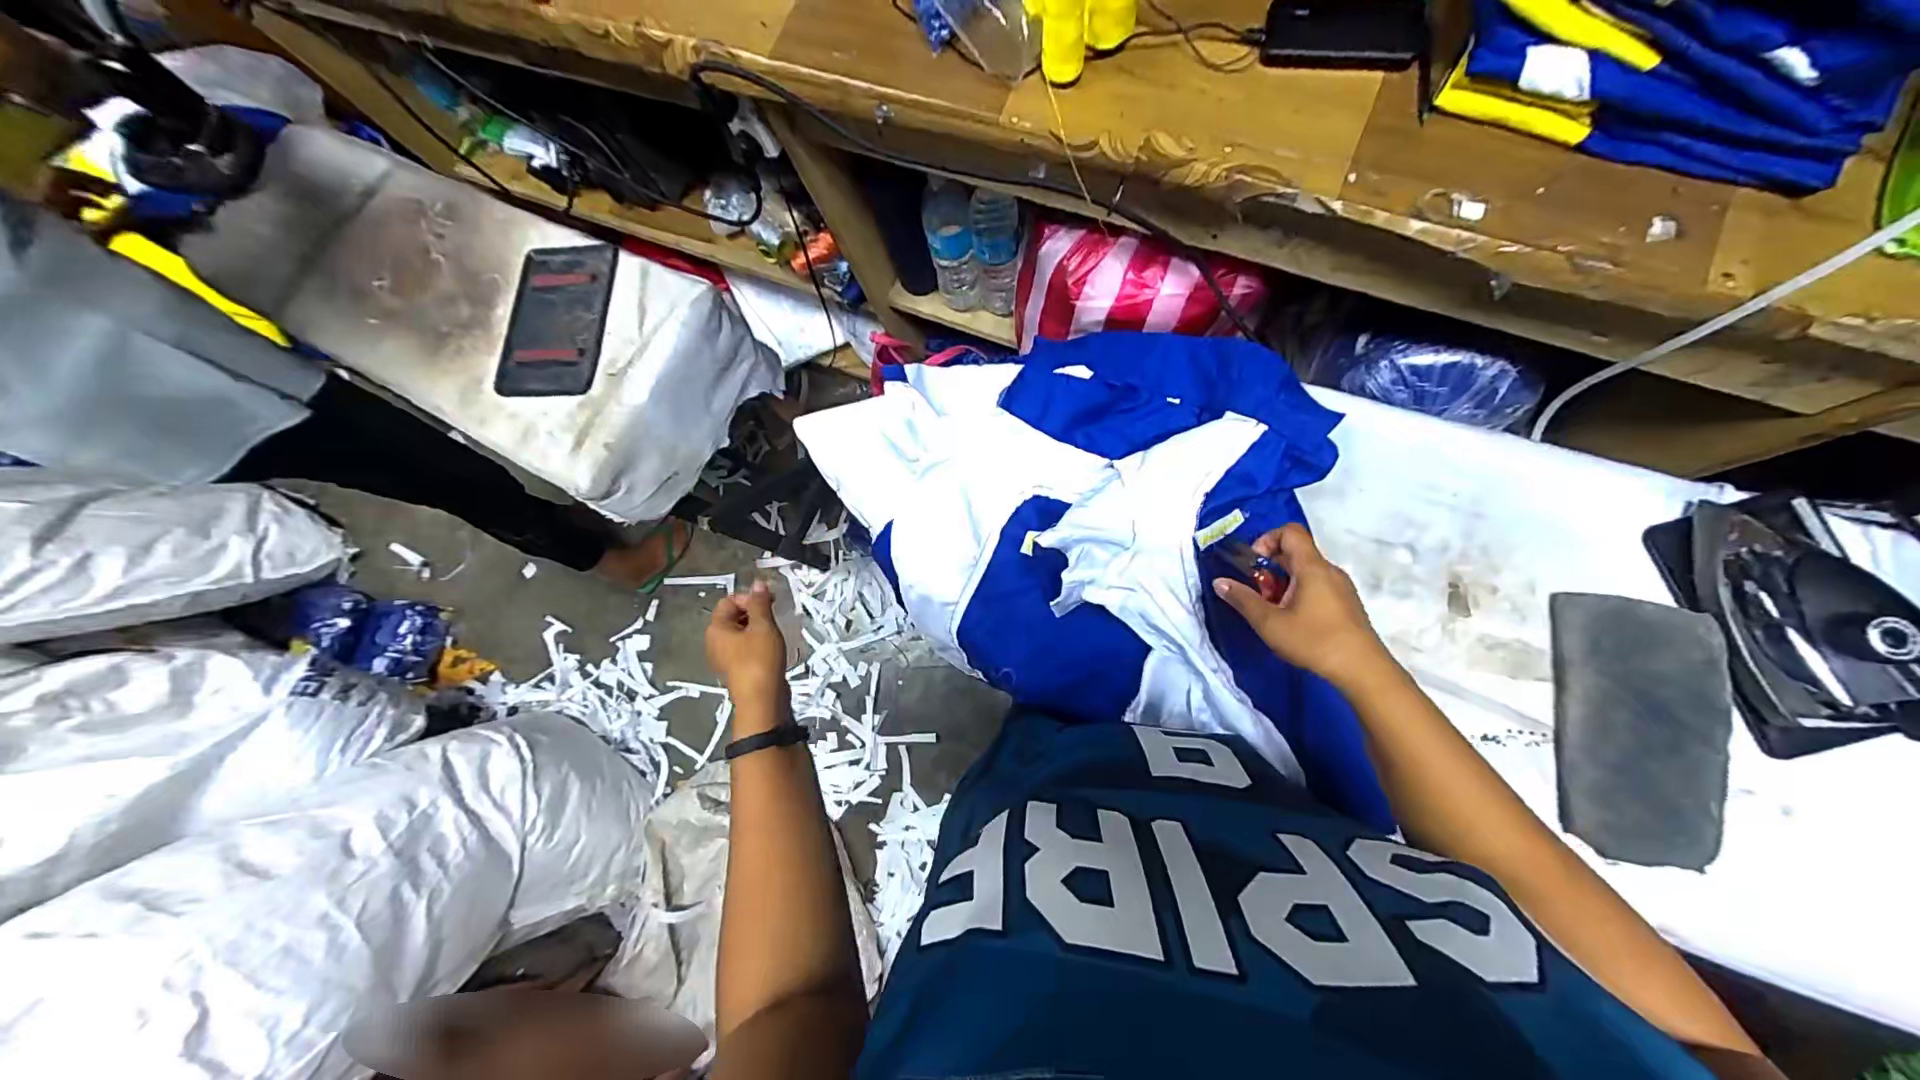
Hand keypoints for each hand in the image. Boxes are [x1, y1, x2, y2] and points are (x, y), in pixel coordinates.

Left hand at [705, 580, 788, 714]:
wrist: (762, 700)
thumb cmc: (760, 659)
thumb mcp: (763, 626)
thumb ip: (760, 603)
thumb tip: (758, 583)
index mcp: (716, 628)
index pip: (729, 601)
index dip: (749, 597)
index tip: (769, 603)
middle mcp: (715, 642)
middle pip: (733, 616)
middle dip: (754, 612)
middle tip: (774, 616)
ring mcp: (725, 658)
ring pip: (741, 633)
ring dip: (758, 628)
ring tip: (775, 632)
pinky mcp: (737, 669)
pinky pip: (745, 648)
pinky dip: (758, 643)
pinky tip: (772, 648)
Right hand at [1212, 523, 1391, 687]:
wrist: (1362, 669)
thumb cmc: (1313, 640)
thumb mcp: (1269, 622)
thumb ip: (1242, 599)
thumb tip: (1219, 582)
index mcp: (1312, 567)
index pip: (1290, 532)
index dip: (1267, 539)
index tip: (1253, 564)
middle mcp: (1329, 571)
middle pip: (1296, 552)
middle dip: (1270, 566)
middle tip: (1256, 590)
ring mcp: (1341, 587)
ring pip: (1306, 571)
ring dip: (1283, 581)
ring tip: (1272, 608)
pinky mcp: (1346, 603)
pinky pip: (1318, 585)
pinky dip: (1299, 592)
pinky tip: (1292, 619)